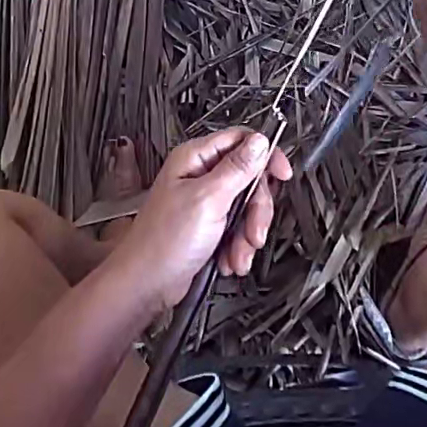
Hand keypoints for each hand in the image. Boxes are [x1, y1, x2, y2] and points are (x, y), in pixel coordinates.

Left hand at [107, 128, 291, 309]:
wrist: (144, 286)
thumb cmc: (162, 243)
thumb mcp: (207, 199)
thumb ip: (237, 169)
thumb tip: (259, 141)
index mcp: (195, 158)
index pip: (241, 140)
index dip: (265, 155)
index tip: (281, 173)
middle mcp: (200, 175)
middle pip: (250, 177)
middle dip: (256, 208)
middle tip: (254, 229)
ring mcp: (204, 200)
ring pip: (246, 206)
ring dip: (247, 233)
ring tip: (238, 251)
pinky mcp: (208, 224)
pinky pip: (237, 227)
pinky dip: (238, 246)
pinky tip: (229, 259)